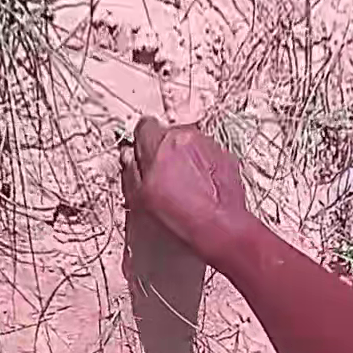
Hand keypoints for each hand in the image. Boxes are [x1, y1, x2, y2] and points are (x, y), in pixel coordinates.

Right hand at [121, 116, 258, 265]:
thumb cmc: (180, 216)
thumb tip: (128, 158)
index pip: (144, 126)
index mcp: (160, 143)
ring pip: (189, 144)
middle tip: (162, 180)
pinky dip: (202, 167)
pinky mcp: (224, 155)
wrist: (217, 226)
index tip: (142, 157)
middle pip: (168, 135)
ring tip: (183, 189)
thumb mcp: (141, 199)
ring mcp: (207, 144)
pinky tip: (199, 190)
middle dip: (164, 153)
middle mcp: (185, 136)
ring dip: (184, 160)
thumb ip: (131, 171)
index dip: (141, 143)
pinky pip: (207, 155)